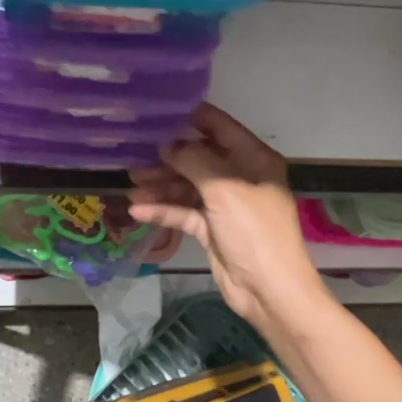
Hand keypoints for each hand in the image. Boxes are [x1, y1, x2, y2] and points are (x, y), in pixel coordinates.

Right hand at [127, 104, 326, 333]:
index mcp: (254, 159)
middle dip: (168, 157)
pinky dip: (164, 209)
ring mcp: (225, 204)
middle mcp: (240, 177)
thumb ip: (194, 160)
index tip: (159, 111)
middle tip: (136, 153)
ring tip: (132, 183)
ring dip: (161, 185)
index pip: (221, 127)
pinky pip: (184, 212)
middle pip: (199, 158)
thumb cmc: (254, 231)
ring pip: (188, 186)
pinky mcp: (212, 229)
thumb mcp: (225, 189)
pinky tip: (138, 209)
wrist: (269, 289)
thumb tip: (168, 144)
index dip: (192, 117)